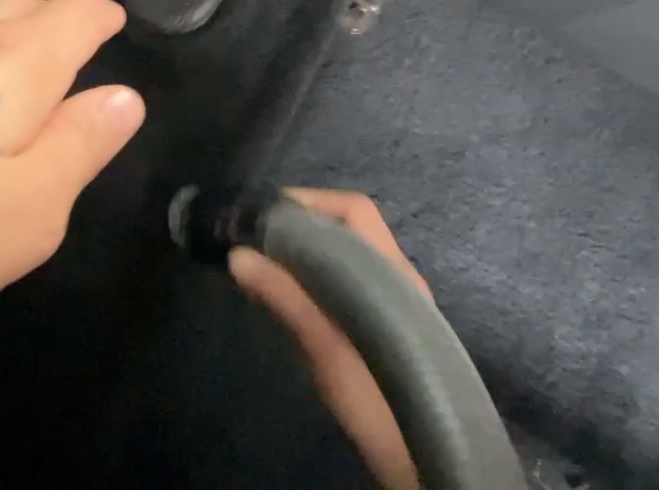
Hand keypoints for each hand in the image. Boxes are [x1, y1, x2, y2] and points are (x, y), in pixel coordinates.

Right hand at [229, 190, 427, 489]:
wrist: (421, 458)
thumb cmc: (377, 398)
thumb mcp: (326, 346)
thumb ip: (286, 296)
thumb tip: (237, 255)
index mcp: (393, 271)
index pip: (354, 209)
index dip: (310, 201)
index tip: (266, 213)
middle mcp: (400, 276)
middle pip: (351, 226)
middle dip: (304, 222)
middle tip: (260, 235)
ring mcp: (398, 300)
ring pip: (349, 252)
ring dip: (310, 247)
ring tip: (269, 260)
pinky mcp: (389, 323)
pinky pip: (351, 277)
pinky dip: (319, 271)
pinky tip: (295, 292)